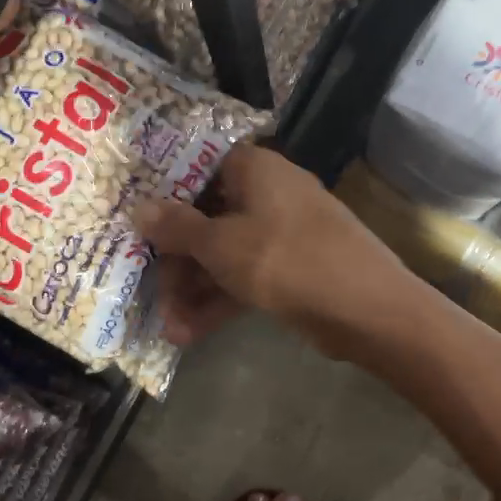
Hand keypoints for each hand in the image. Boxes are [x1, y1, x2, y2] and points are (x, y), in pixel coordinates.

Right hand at [133, 144, 416, 355]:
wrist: (366, 309)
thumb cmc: (287, 260)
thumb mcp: (222, 244)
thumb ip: (178, 228)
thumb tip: (140, 209)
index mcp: (255, 169)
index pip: (199, 166)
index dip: (165, 190)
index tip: (134, 215)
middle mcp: (268, 195)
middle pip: (207, 217)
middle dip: (176, 259)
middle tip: (146, 287)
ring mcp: (280, 235)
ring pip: (223, 254)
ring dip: (193, 289)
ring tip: (168, 326)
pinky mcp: (289, 271)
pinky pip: (243, 279)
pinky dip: (219, 302)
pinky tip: (188, 334)